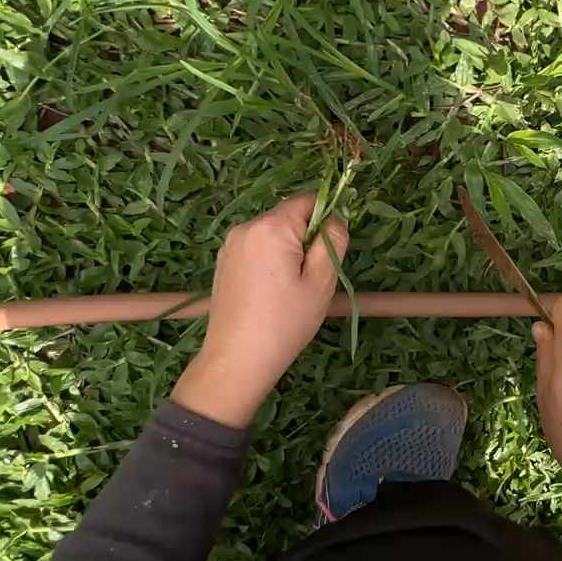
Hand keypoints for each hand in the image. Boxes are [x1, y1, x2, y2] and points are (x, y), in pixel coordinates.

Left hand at [171, 194, 348, 428]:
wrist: (236, 361)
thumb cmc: (285, 321)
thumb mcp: (322, 281)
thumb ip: (333, 240)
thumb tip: (336, 217)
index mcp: (271, 227)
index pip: (309, 199)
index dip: (329, 215)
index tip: (336, 246)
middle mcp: (246, 227)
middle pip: (290, 215)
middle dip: (309, 235)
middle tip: (317, 274)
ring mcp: (231, 245)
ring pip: (274, 232)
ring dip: (291, 248)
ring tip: (295, 286)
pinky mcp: (224, 262)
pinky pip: (258, 246)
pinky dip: (273, 258)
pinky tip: (274, 290)